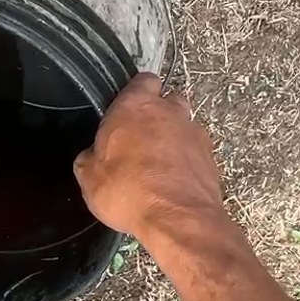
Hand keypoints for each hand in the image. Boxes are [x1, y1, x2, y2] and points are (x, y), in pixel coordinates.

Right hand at [74, 74, 227, 243]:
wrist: (178, 220)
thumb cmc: (129, 190)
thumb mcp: (88, 177)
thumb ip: (89, 157)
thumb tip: (92, 155)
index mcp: (134, 106)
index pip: (142, 79)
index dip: (134, 92)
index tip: (124, 108)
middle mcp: (168, 112)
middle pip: (167, 99)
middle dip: (156, 113)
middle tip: (139, 136)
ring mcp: (194, 134)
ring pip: (183, 125)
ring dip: (172, 137)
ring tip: (157, 163)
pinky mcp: (211, 159)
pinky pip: (195, 152)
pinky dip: (186, 161)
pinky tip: (172, 181)